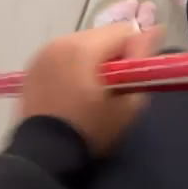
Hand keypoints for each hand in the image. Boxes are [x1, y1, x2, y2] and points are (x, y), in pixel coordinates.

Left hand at [19, 23, 161, 154]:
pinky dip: (72, 65)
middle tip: (112, 86)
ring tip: (89, 90)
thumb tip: (155, 31)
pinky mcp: (32, 65)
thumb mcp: (127, 105)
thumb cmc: (90, 130)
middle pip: (102, 35)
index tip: (131, 78)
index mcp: (84, 47)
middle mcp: (62, 40)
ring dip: (91, 59)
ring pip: (82, 42)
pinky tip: (71, 90)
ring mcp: (44, 52)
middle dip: (111, 55)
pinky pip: (63, 54)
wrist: (42, 157)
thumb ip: (142, 65)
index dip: (133, 53)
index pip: (124, 31)